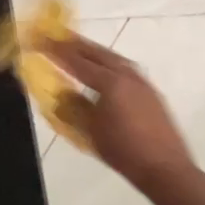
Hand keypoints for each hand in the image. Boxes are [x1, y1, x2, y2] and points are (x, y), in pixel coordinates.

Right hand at [43, 33, 195, 190]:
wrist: (165, 169)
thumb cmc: (123, 152)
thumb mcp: (90, 131)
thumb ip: (75, 107)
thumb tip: (62, 93)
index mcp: (110, 83)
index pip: (76, 61)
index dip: (55, 50)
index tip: (39, 39)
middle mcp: (127, 76)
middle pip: (97, 52)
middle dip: (75, 43)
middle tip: (55, 35)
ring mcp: (142, 83)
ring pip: (113, 58)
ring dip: (93, 51)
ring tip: (77, 48)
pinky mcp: (150, 92)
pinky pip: (124, 68)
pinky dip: (107, 63)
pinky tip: (102, 70)